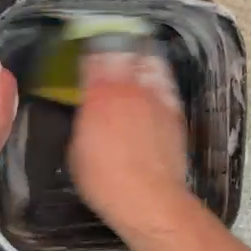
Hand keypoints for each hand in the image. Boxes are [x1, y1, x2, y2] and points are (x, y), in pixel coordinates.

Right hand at [70, 49, 198, 239]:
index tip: (85, 53)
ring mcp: (155, 99)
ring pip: (148, 64)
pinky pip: (166, 85)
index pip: (92, 60)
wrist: (148, 198)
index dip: (88, 54)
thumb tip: (86, 115)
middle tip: (110, 51)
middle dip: (115, 51)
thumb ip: (83, 124)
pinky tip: (154, 82)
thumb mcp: (77, 152)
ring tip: (135, 57)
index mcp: (98, 96)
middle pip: (122, 55)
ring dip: (139, 58)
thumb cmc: (105, 182)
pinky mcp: (174, 113)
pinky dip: (158, 79)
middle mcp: (128, 90)